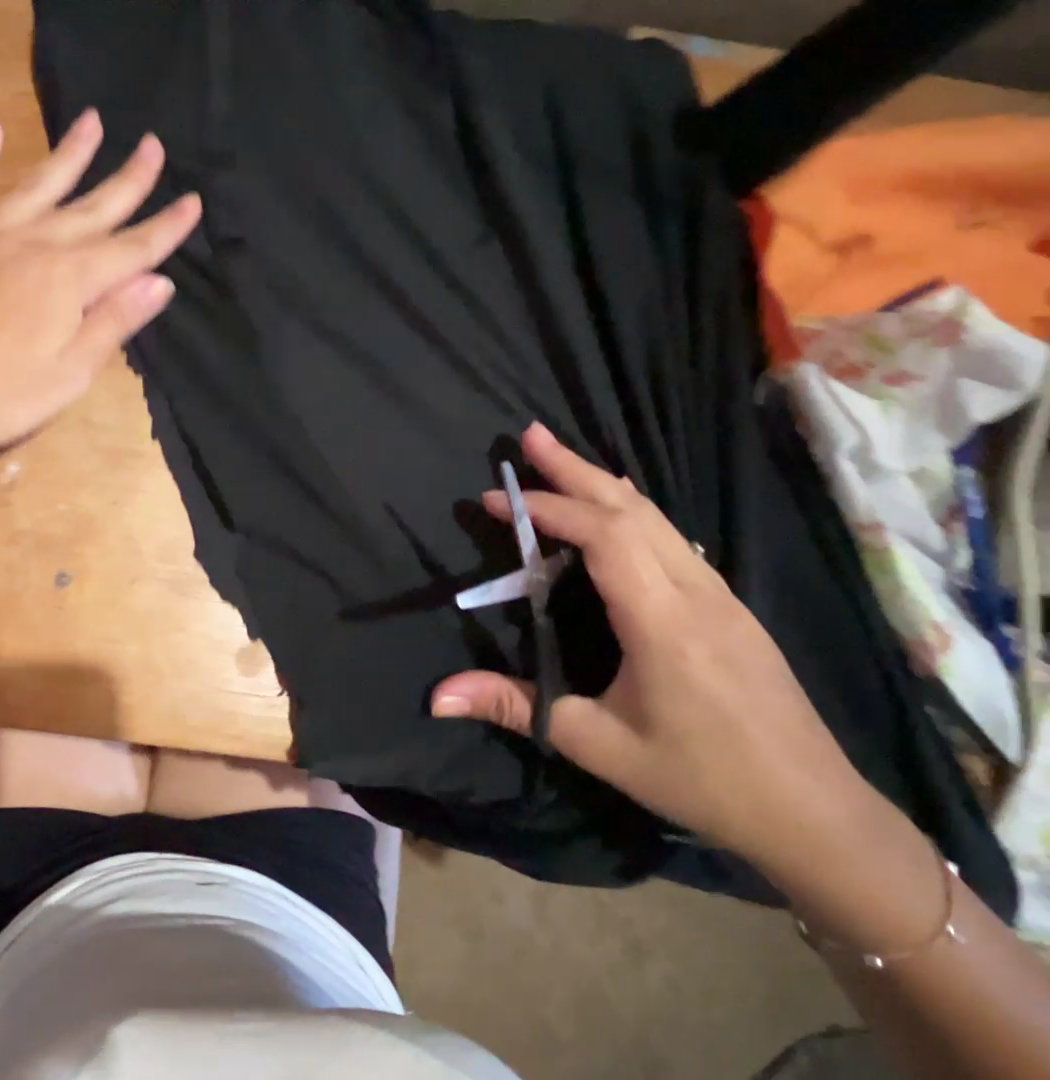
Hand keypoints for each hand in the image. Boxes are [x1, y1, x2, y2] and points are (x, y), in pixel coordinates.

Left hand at [0, 110, 200, 472]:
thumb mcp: (69, 374)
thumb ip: (113, 323)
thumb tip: (160, 282)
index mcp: (68, 281)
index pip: (129, 250)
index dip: (164, 229)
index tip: (194, 201)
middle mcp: (31, 246)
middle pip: (90, 210)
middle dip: (126, 181)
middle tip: (153, 146)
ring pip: (36, 189)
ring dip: (67, 156)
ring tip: (91, 122)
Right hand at [431, 424, 885, 875]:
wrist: (813, 811)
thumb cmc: (699, 778)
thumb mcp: (597, 745)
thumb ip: (517, 706)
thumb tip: (436, 696)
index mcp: (664, 621)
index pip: (603, 537)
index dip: (547, 508)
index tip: (494, 498)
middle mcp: (698, 594)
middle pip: (634, 510)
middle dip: (577, 469)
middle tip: (529, 435)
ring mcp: (723, 598)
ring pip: (660, 521)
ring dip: (605, 486)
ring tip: (561, 462)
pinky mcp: (731, 611)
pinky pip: (676, 542)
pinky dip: (632, 515)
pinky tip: (615, 519)